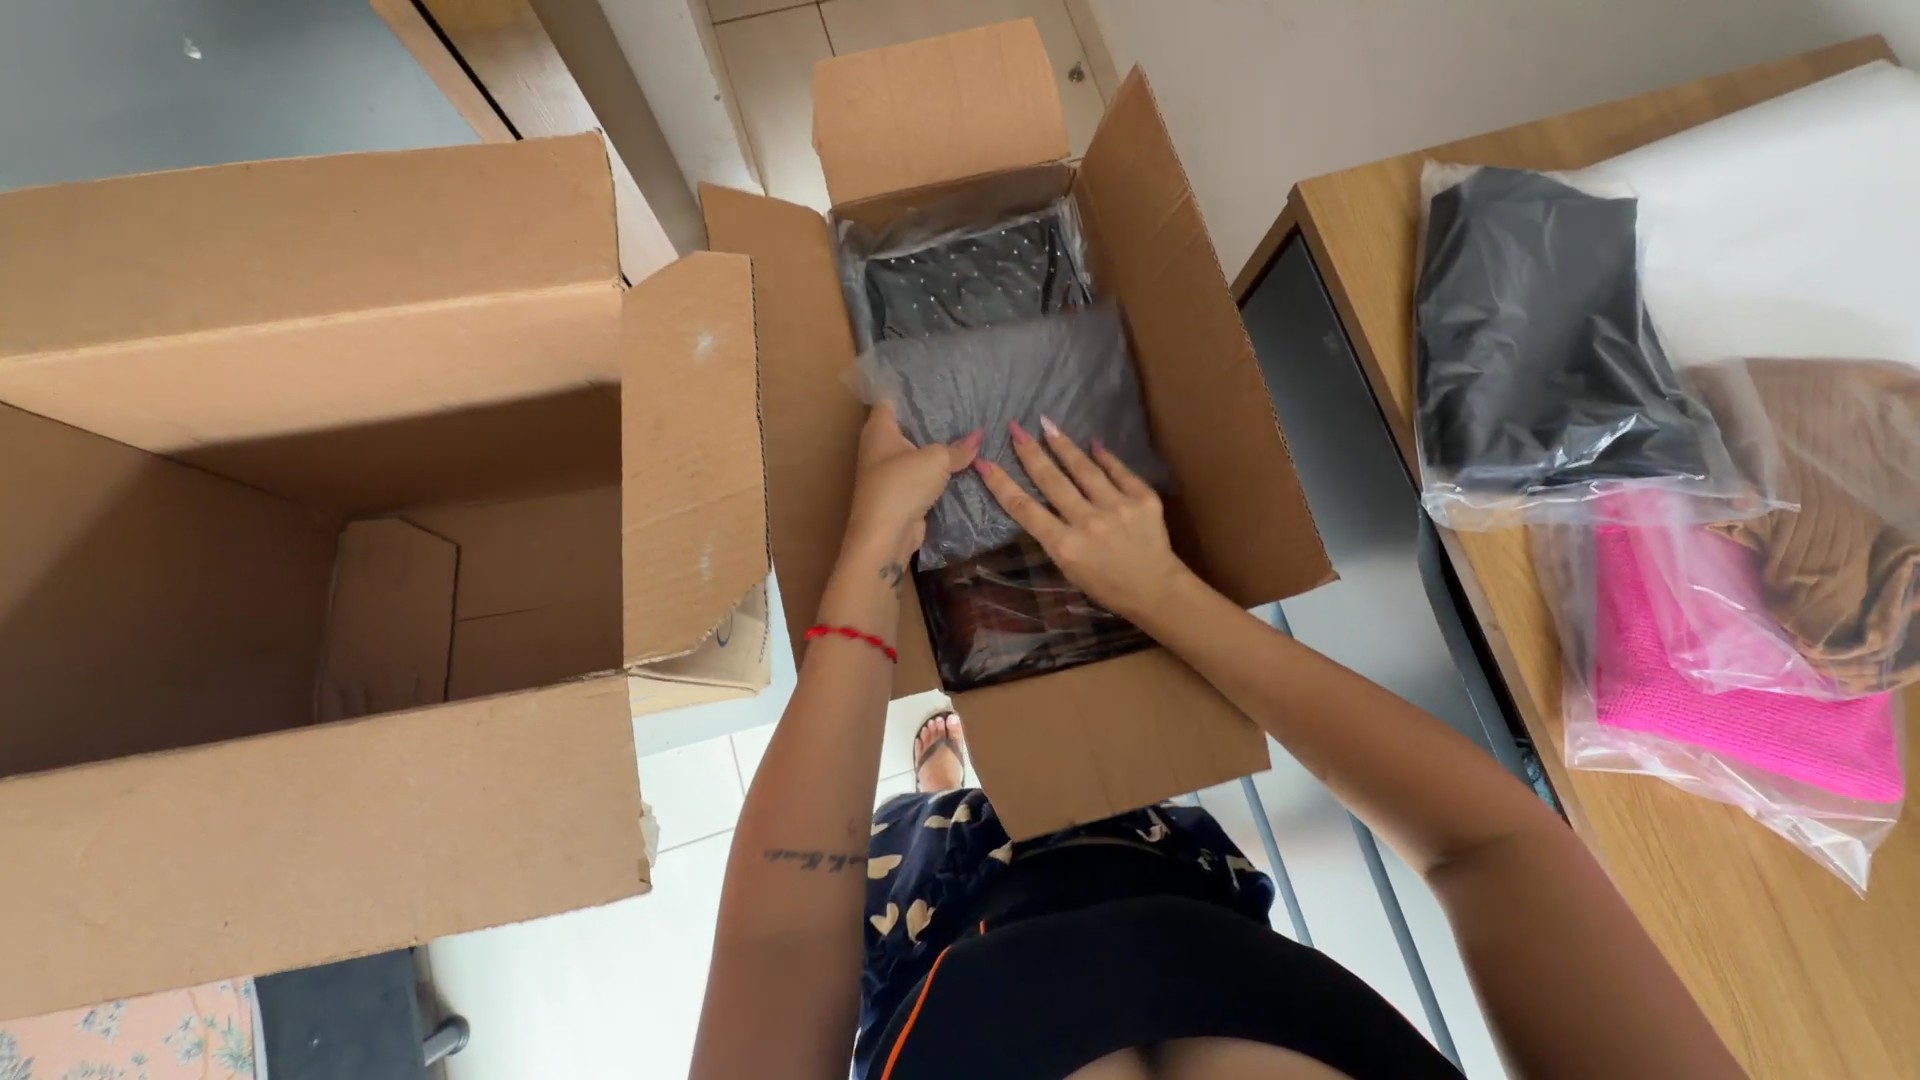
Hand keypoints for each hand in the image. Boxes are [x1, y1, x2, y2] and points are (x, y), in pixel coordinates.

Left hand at [845, 404, 981, 563]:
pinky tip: (960, 463)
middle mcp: (879, 448)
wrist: (886, 535)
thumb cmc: (902, 485)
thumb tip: (979, 436)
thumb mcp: (936, 460)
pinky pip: (922, 475)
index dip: (910, 391)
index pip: (891, 400)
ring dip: (936, 448)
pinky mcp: (900, 494)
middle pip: (906, 426)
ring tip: (967, 430)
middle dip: (931, 419)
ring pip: (916, 453)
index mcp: (878, 429)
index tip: (937, 383)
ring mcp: (888, 472)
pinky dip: (937, 471)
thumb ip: (958, 448)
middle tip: (962, 405)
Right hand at [974, 417, 1193, 620]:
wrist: (1156, 590)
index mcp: (1064, 545)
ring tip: (1048, 426)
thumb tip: (1042, 501)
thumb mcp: (1069, 569)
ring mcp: (1117, 507)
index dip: (1001, 484)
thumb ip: (1054, 535)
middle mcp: (1087, 522)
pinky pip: (1120, 472)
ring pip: (1084, 469)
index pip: (1024, 508)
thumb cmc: (1106, 586)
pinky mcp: (1143, 499)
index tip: (985, 463)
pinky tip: (1093, 444)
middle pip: (1052, 481)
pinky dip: (1105, 458)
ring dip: (1063, 446)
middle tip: (1015, 429)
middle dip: (1030, 453)